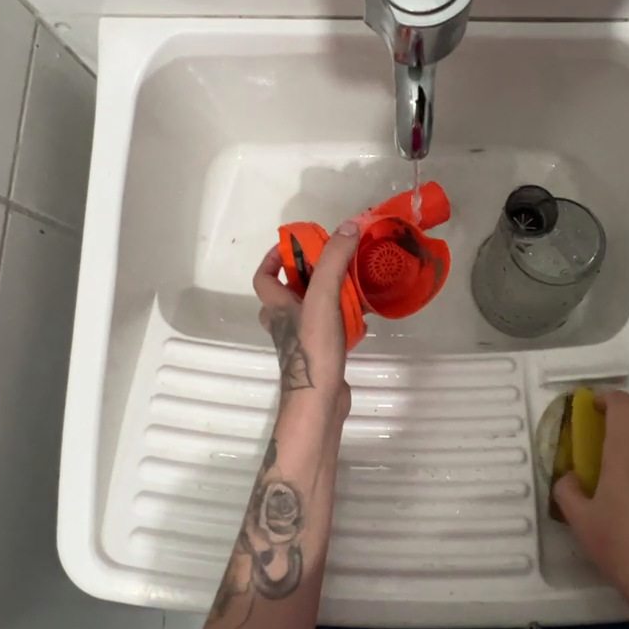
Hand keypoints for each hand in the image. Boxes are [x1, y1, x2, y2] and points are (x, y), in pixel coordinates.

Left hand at [253, 221, 360, 414]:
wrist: (320, 401)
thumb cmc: (313, 348)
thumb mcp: (322, 297)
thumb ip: (333, 261)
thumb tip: (348, 226)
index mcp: (278, 306)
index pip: (264, 277)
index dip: (274, 258)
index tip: (298, 246)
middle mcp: (285, 323)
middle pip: (288, 293)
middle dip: (309, 276)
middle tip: (332, 263)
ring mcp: (302, 341)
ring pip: (309, 312)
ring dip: (327, 297)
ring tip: (351, 285)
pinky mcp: (321, 356)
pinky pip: (328, 330)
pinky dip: (343, 321)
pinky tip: (363, 318)